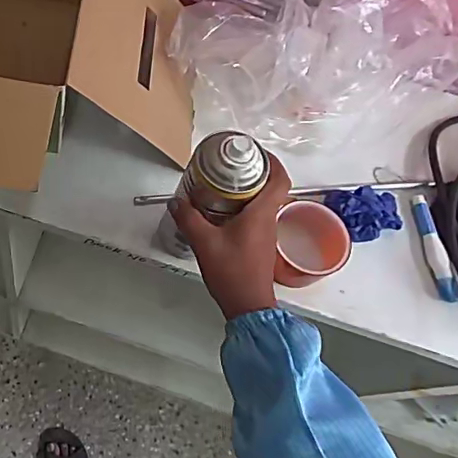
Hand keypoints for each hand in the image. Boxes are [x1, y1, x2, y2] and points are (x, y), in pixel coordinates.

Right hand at [172, 153, 290, 319]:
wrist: (247, 305)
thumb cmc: (232, 273)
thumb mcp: (204, 242)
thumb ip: (188, 218)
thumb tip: (177, 202)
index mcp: (262, 213)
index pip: (279, 178)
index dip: (272, 161)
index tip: (255, 152)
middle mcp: (269, 220)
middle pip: (271, 187)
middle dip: (255, 173)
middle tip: (232, 167)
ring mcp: (267, 233)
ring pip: (264, 202)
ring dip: (248, 191)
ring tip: (223, 186)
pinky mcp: (260, 244)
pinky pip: (257, 217)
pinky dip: (244, 208)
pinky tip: (222, 212)